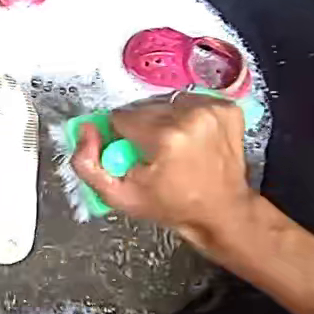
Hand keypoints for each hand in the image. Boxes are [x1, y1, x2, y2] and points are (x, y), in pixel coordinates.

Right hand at [71, 91, 261, 262]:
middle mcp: (191, 117)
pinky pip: (192, 101)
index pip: (122, 118)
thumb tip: (86, 130)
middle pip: (145, 107)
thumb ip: (88, 165)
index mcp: (165, 137)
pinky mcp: (228, 108)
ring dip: (165, 119)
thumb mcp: (121, 197)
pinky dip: (188, 116)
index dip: (122, 136)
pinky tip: (192, 138)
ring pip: (167, 102)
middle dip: (143, 128)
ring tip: (174, 146)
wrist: (222, 212)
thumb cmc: (173, 206)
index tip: (133, 153)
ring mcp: (213, 110)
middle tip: (153, 153)